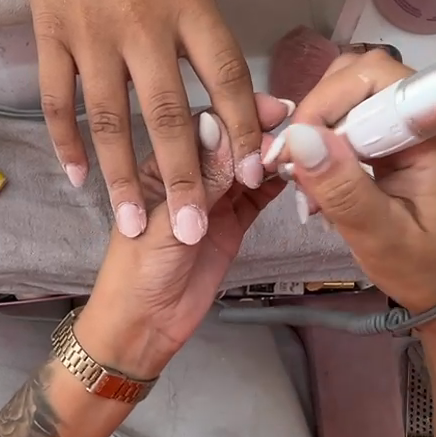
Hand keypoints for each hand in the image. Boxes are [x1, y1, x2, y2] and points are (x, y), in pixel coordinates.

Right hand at [8, 0, 261, 246]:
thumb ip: (203, 24)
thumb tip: (225, 86)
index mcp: (187, 2)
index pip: (224, 78)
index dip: (239, 130)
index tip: (251, 174)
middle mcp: (142, 24)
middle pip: (169, 115)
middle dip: (184, 179)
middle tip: (192, 230)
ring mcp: (91, 34)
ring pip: (110, 120)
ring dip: (121, 178)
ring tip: (132, 223)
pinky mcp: (50, 37)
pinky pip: (57, 101)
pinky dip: (66, 143)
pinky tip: (77, 178)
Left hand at [73, 94, 290, 377]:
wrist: (142, 327)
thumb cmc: (136, 275)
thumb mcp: (168, 225)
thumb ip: (200, 183)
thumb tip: (227, 130)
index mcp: (160, 170)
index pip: (200, 129)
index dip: (232, 115)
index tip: (266, 110)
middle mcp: (188, 179)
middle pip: (228, 143)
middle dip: (258, 130)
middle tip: (291, 124)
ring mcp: (212, 202)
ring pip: (246, 167)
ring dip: (271, 155)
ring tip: (299, 148)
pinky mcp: (231, 226)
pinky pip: (257, 197)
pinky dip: (276, 184)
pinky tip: (296, 172)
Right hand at [270, 51, 435, 314]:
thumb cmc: (422, 269)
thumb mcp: (379, 237)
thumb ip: (343, 189)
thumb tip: (300, 138)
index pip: (375, 76)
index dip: (328, 102)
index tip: (297, 151)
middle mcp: (429, 114)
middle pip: (359, 77)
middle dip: (318, 116)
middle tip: (296, 168)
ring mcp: (412, 124)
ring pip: (350, 95)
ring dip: (317, 131)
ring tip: (307, 178)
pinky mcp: (397, 139)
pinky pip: (351, 119)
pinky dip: (324, 145)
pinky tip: (319, 181)